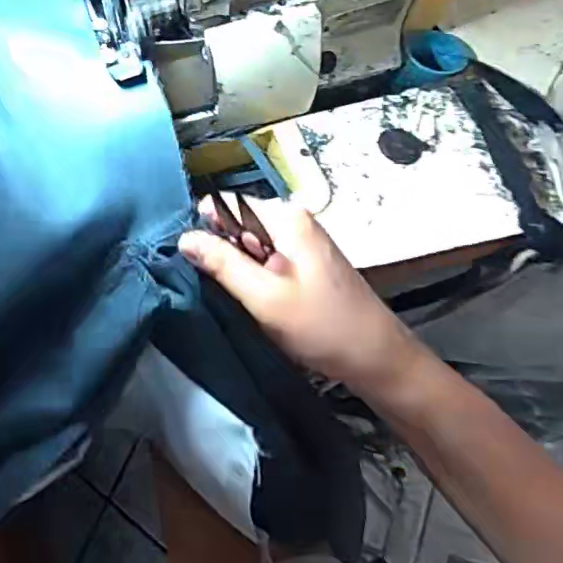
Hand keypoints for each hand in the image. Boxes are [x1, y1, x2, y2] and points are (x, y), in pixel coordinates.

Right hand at [180, 196, 424, 393]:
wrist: (378, 359)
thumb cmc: (322, 326)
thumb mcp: (264, 297)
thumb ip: (222, 263)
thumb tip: (184, 238)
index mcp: (286, 216)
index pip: (226, 203)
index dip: (208, 230)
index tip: (202, 264)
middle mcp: (294, 218)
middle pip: (238, 222)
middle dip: (225, 251)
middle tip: (232, 288)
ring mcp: (301, 239)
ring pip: (250, 242)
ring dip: (240, 267)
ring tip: (248, 297)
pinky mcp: (304, 259)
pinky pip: (266, 256)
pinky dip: (256, 275)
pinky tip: (262, 300)